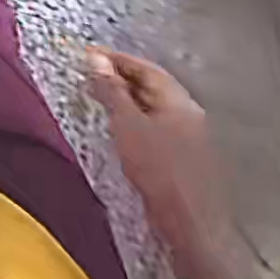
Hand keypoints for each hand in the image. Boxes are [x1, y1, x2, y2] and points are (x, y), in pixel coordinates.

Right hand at [86, 47, 224, 231]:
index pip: (146, 68)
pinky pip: (155, 124)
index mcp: (180, 102)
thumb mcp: (127, 123)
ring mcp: (189, 137)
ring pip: (153, 106)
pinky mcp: (183, 157)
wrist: (188, 225)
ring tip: (99, 95)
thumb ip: (111, 89)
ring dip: (126, 97)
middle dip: (120, 77)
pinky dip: (134, 117)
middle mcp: (189, 114)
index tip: (90, 53)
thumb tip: (96, 60)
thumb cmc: (157, 168)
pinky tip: (118, 124)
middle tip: (90, 73)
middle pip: (151, 86)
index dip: (117, 58)